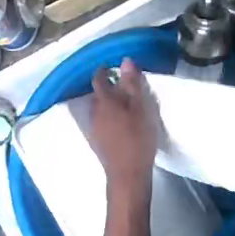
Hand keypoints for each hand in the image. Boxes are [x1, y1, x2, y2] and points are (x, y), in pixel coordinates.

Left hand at [86, 58, 158, 188]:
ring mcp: (94, 129)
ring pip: (98, 109)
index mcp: (105, 102)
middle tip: (124, 86)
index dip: (104, 71)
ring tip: (124, 105)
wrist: (127, 174)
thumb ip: (132, 84)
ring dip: (108, 104)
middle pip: (98, 95)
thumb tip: (126, 61)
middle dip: (108, 88)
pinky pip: (100, 122)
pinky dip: (108, 118)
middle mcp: (94, 113)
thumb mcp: (141, 108)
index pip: (99, 79)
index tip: (112, 68)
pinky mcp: (97, 142)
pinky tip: (120, 124)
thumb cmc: (138, 138)